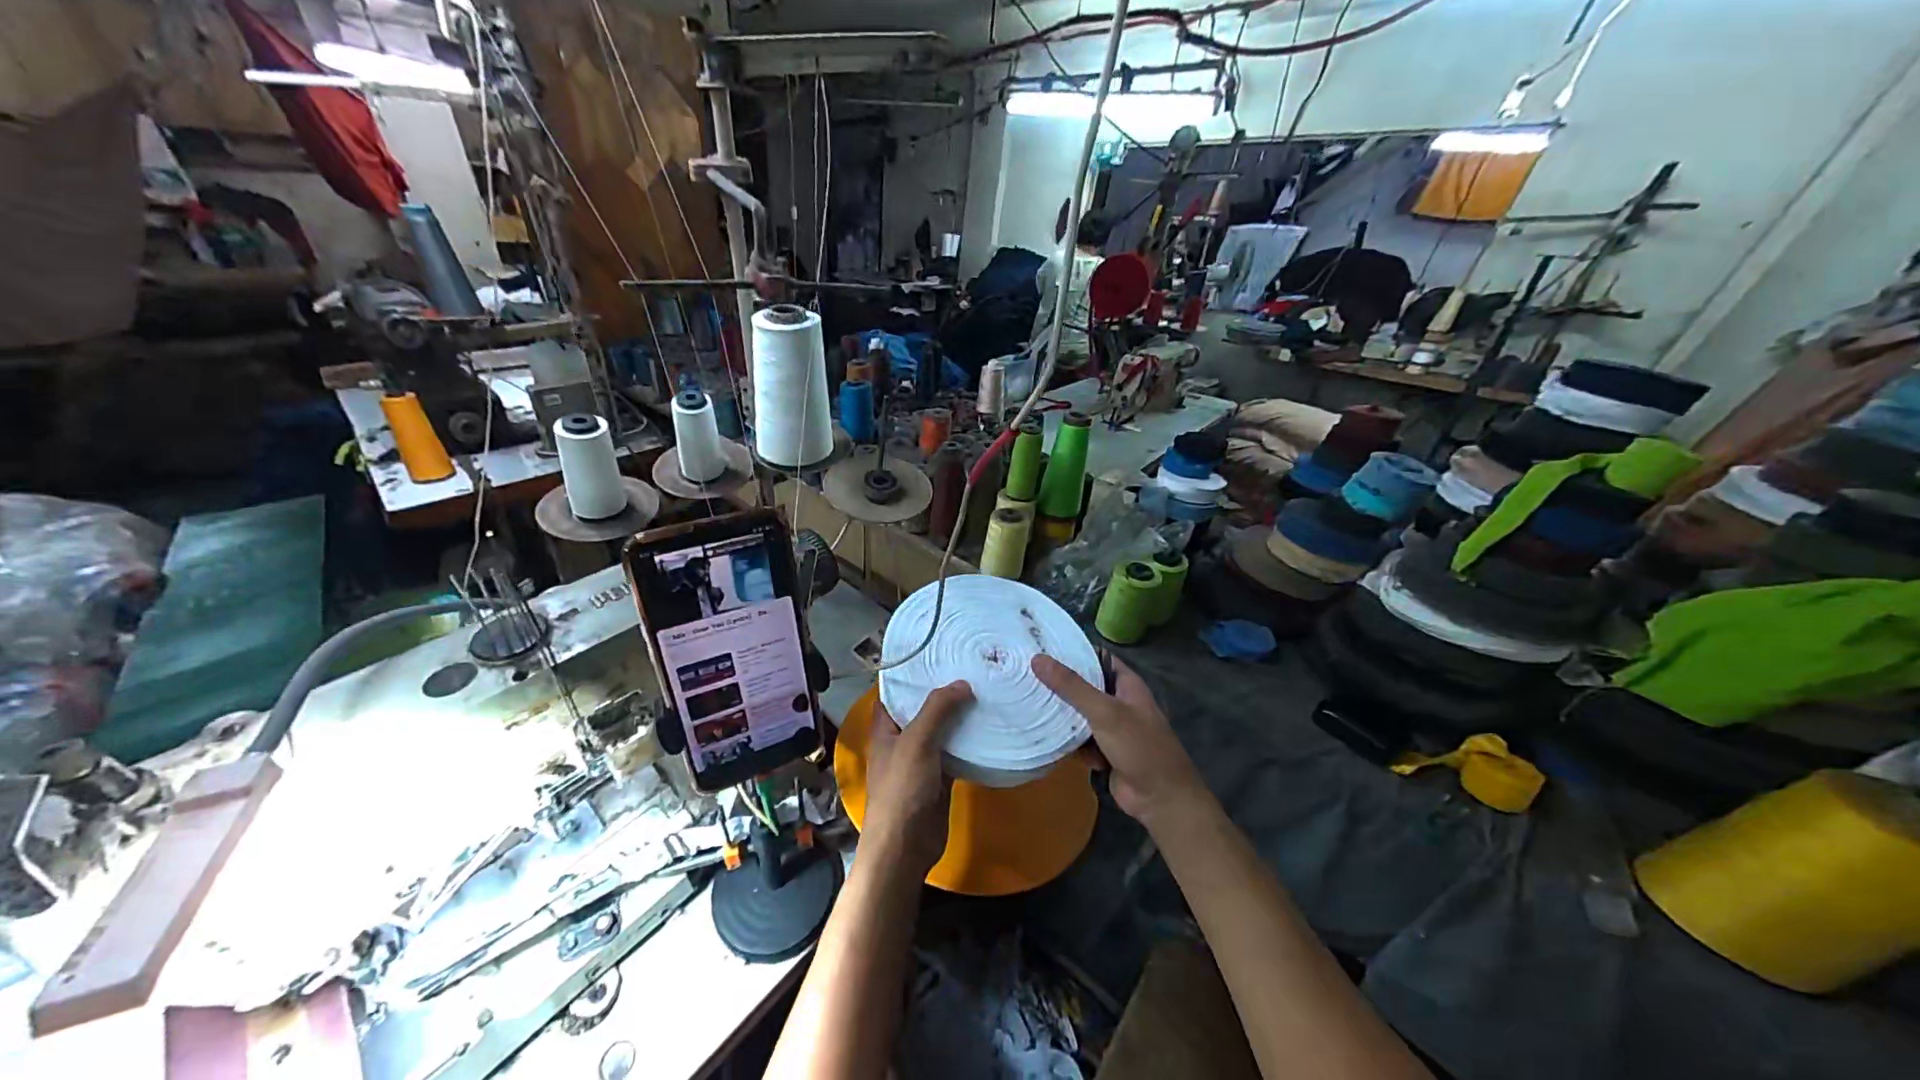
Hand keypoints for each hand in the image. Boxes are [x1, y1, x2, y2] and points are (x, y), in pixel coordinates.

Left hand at [864, 681, 973, 876]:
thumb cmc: (902, 790)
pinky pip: (955, 754)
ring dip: (959, 718)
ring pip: (942, 732)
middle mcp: (901, 741)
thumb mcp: (916, 742)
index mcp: (885, 729)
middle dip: (943, 694)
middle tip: (971, 670)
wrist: (905, 846)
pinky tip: (989, 729)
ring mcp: (921, 761)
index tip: (938, 658)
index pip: (895, 694)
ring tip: (985, 692)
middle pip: (922, 711)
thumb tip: (961, 683)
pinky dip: (969, 744)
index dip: (912, 676)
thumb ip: (936, 711)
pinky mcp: (939, 779)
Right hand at [1032, 655, 1206, 829]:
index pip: (1097, 658)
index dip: (1073, 652)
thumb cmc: (1139, 746)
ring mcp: (1112, 728)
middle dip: (1060, 686)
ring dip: (1063, 718)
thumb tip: (1038, 659)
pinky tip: (1050, 741)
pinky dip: (1070, 742)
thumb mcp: (1104, 712)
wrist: (1160, 798)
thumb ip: (1072, 686)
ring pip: (1079, 716)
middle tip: (1026, 677)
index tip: (1041, 647)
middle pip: (1084, 688)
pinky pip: (1079, 740)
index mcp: (1127, 685)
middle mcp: (1119, 702)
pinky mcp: (1103, 751)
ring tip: (1030, 707)